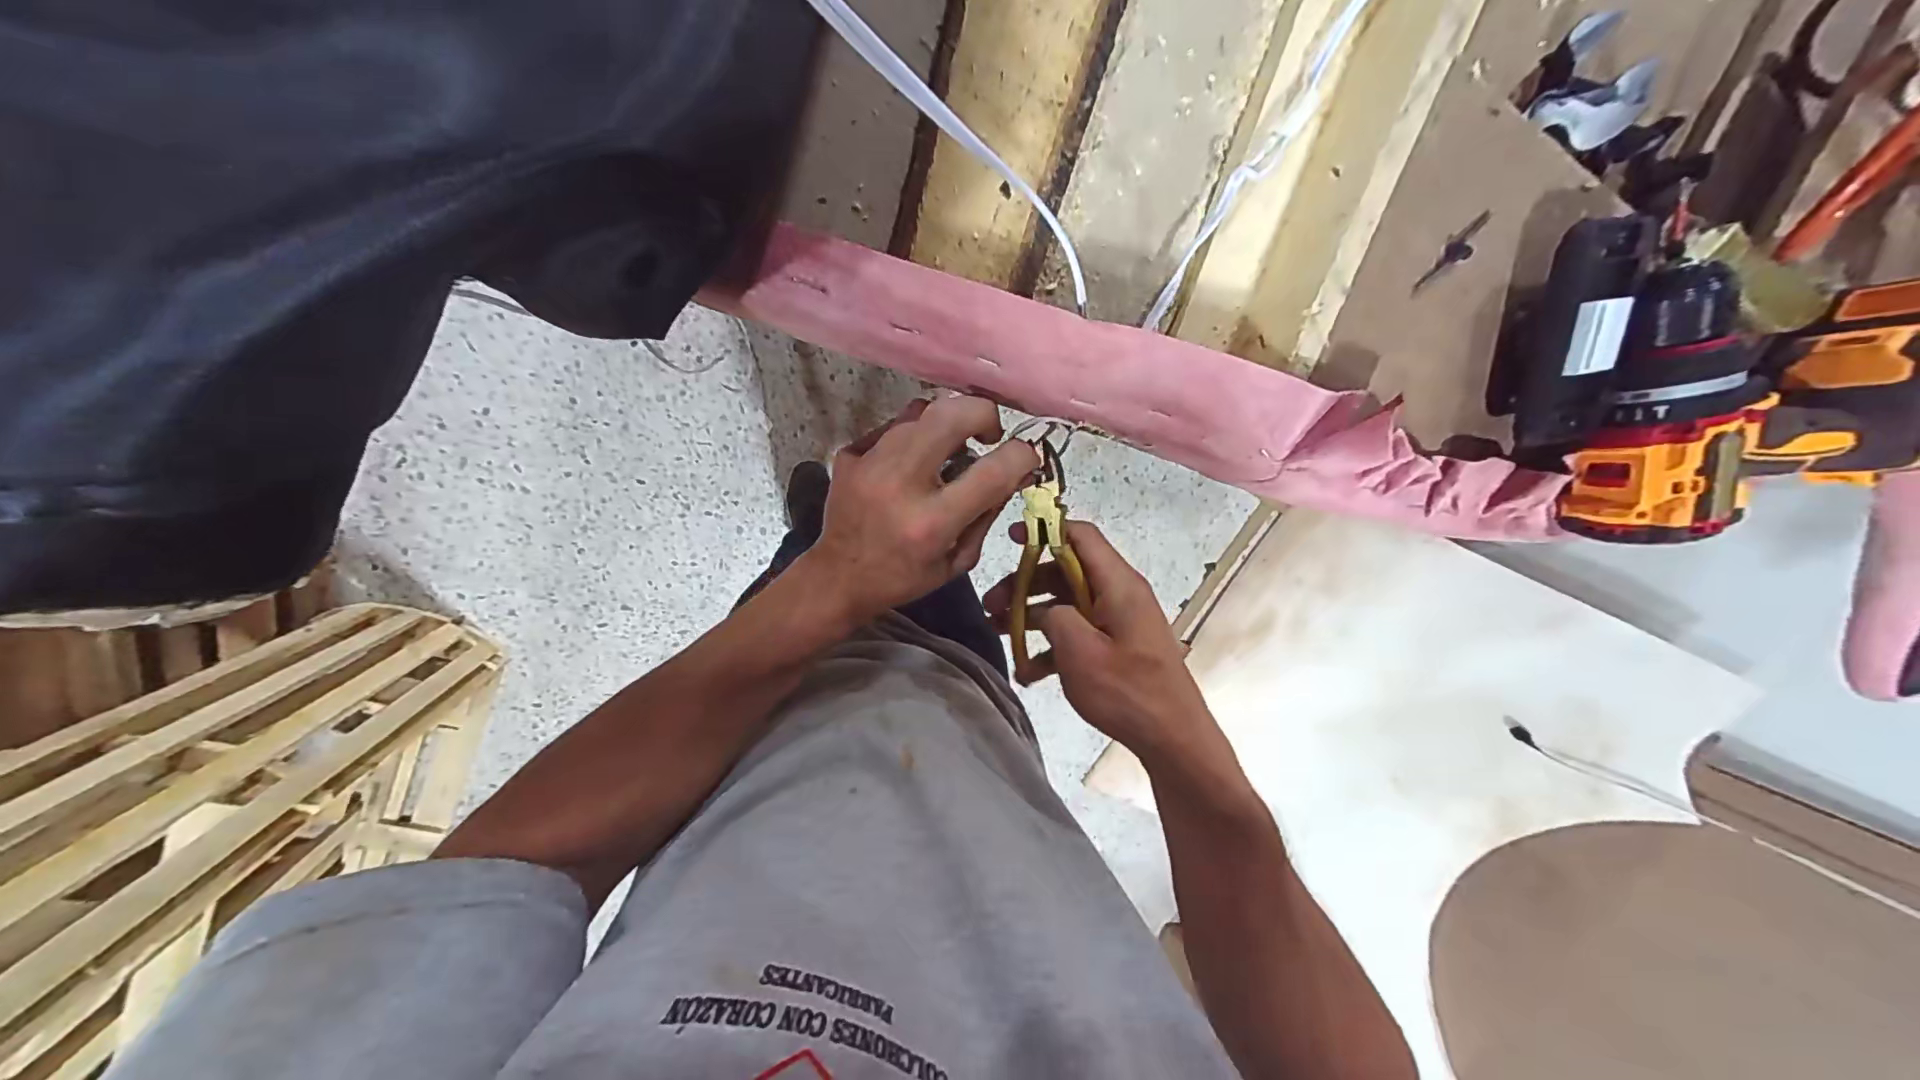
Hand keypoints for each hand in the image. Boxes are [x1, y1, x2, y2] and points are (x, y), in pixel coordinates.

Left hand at [797, 396, 1039, 625]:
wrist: (837, 577)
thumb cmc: (903, 577)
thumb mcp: (958, 561)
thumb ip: (987, 513)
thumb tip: (1012, 470)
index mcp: (933, 522)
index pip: (993, 470)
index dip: (1022, 455)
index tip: (1026, 456)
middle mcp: (901, 484)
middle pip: (953, 415)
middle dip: (984, 414)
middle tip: (988, 434)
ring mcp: (871, 464)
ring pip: (922, 412)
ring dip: (948, 425)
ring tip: (948, 449)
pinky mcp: (851, 455)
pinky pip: (895, 425)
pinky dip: (915, 433)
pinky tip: (915, 457)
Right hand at [984, 521, 1215, 761]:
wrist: (1173, 738)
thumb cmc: (1127, 691)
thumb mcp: (1080, 651)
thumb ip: (1055, 617)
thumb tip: (1048, 611)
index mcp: (1117, 584)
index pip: (1080, 536)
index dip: (1045, 529)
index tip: (1011, 537)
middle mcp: (1119, 594)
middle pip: (1066, 570)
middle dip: (1025, 583)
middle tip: (991, 604)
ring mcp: (1118, 620)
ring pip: (1067, 602)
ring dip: (1032, 615)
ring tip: (997, 632)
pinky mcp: (1117, 645)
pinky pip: (1079, 631)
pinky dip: (1052, 645)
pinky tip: (1028, 673)